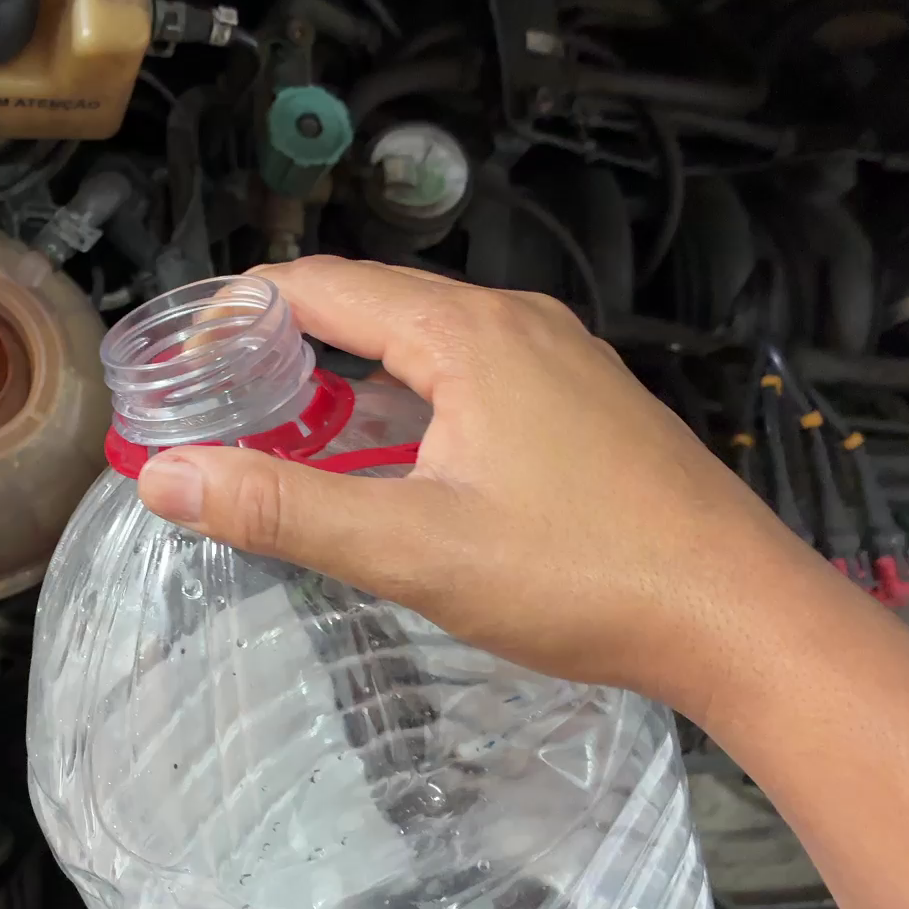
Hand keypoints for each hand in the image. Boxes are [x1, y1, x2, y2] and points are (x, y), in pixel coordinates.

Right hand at [135, 256, 846, 721]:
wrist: (742, 622)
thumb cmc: (576, 577)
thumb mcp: (410, 547)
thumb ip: (283, 509)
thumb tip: (166, 478)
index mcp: (466, 333)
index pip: (321, 285)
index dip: (241, 310)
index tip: (188, 357)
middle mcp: (510, 324)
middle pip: (368, 306)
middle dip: (286, 343)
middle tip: (223, 399)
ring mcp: (551, 361)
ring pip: (416, 346)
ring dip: (344, 378)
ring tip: (287, 426)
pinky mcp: (572, 404)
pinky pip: (460, 380)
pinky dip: (400, 405)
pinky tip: (384, 456)